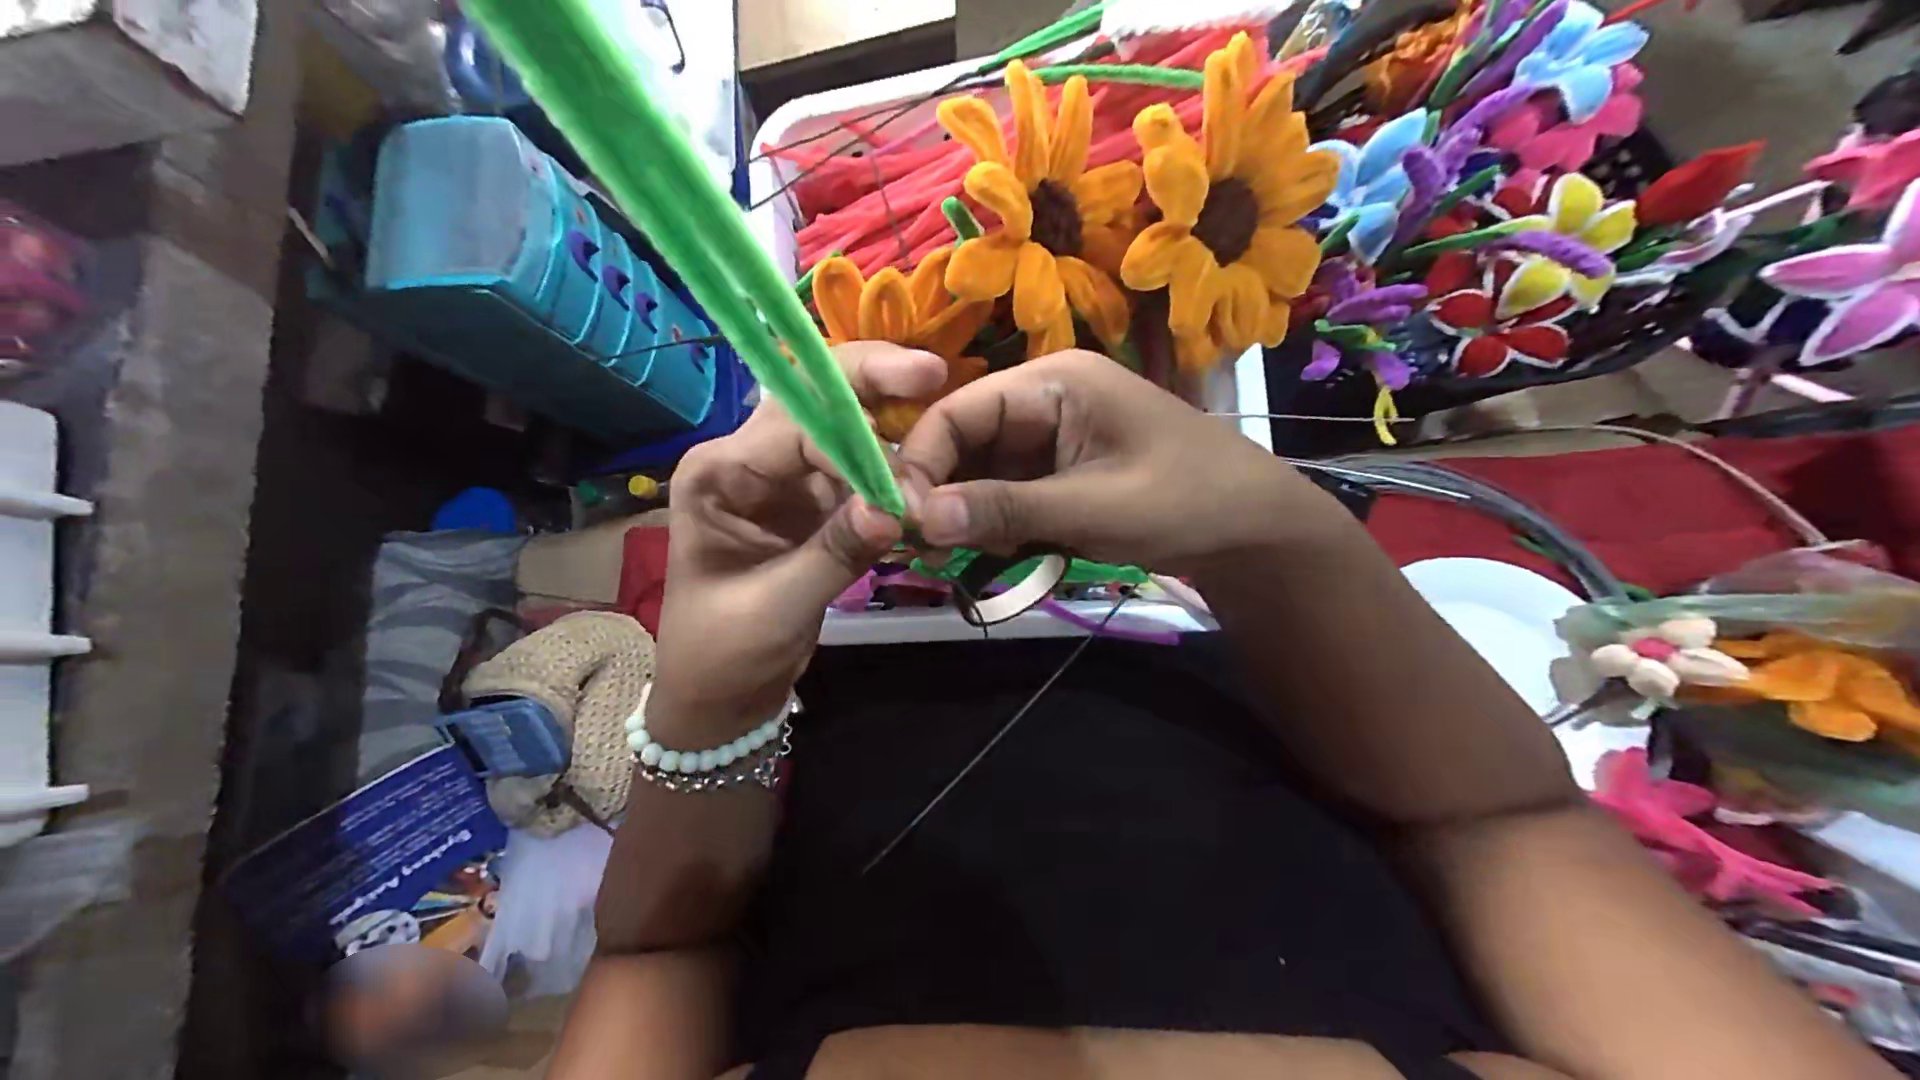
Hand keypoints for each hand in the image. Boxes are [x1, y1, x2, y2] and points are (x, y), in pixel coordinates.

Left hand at [649, 342, 943, 737]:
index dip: (859, 449)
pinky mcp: (814, 503)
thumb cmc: (725, 652)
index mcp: (721, 473)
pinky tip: (926, 483)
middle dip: (874, 383)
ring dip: (892, 433)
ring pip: (844, 430)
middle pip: (815, 400)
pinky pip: (859, 471)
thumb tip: (895, 510)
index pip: (799, 431)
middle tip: (933, 373)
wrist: (719, 694)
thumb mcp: (775, 607)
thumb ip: (834, 553)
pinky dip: (893, 476)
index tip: (910, 490)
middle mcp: (751, 460)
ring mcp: (786, 478)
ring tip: (941, 442)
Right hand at [897, 350, 1340, 576]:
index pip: (958, 410)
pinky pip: (1003, 492)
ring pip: (977, 471)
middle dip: (941, 492)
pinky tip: (1003, 549)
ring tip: (967, 556)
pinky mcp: (1056, 471)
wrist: (1250, 529)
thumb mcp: (1092, 508)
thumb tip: (919, 518)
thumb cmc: (1185, 501)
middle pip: (962, 440)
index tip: (905, 520)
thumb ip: (1005, 509)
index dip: (922, 461)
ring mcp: (1049, 437)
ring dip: (965, 512)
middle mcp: (1042, 399)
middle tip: (928, 550)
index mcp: (1053, 382)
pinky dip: (992, 522)